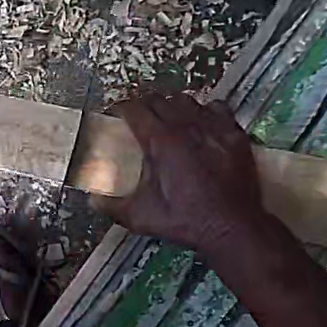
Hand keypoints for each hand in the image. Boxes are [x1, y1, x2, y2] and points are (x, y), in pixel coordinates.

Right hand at [95, 94, 274, 255]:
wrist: (231, 226)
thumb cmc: (186, 221)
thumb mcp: (141, 217)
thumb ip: (112, 206)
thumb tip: (92, 201)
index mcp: (160, 140)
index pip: (133, 109)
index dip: (120, 108)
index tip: (115, 114)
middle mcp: (185, 126)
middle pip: (158, 99)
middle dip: (143, 105)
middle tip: (138, 118)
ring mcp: (212, 127)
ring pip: (186, 100)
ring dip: (172, 106)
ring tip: (168, 118)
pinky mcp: (234, 133)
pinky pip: (216, 108)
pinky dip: (205, 111)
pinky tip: (202, 123)